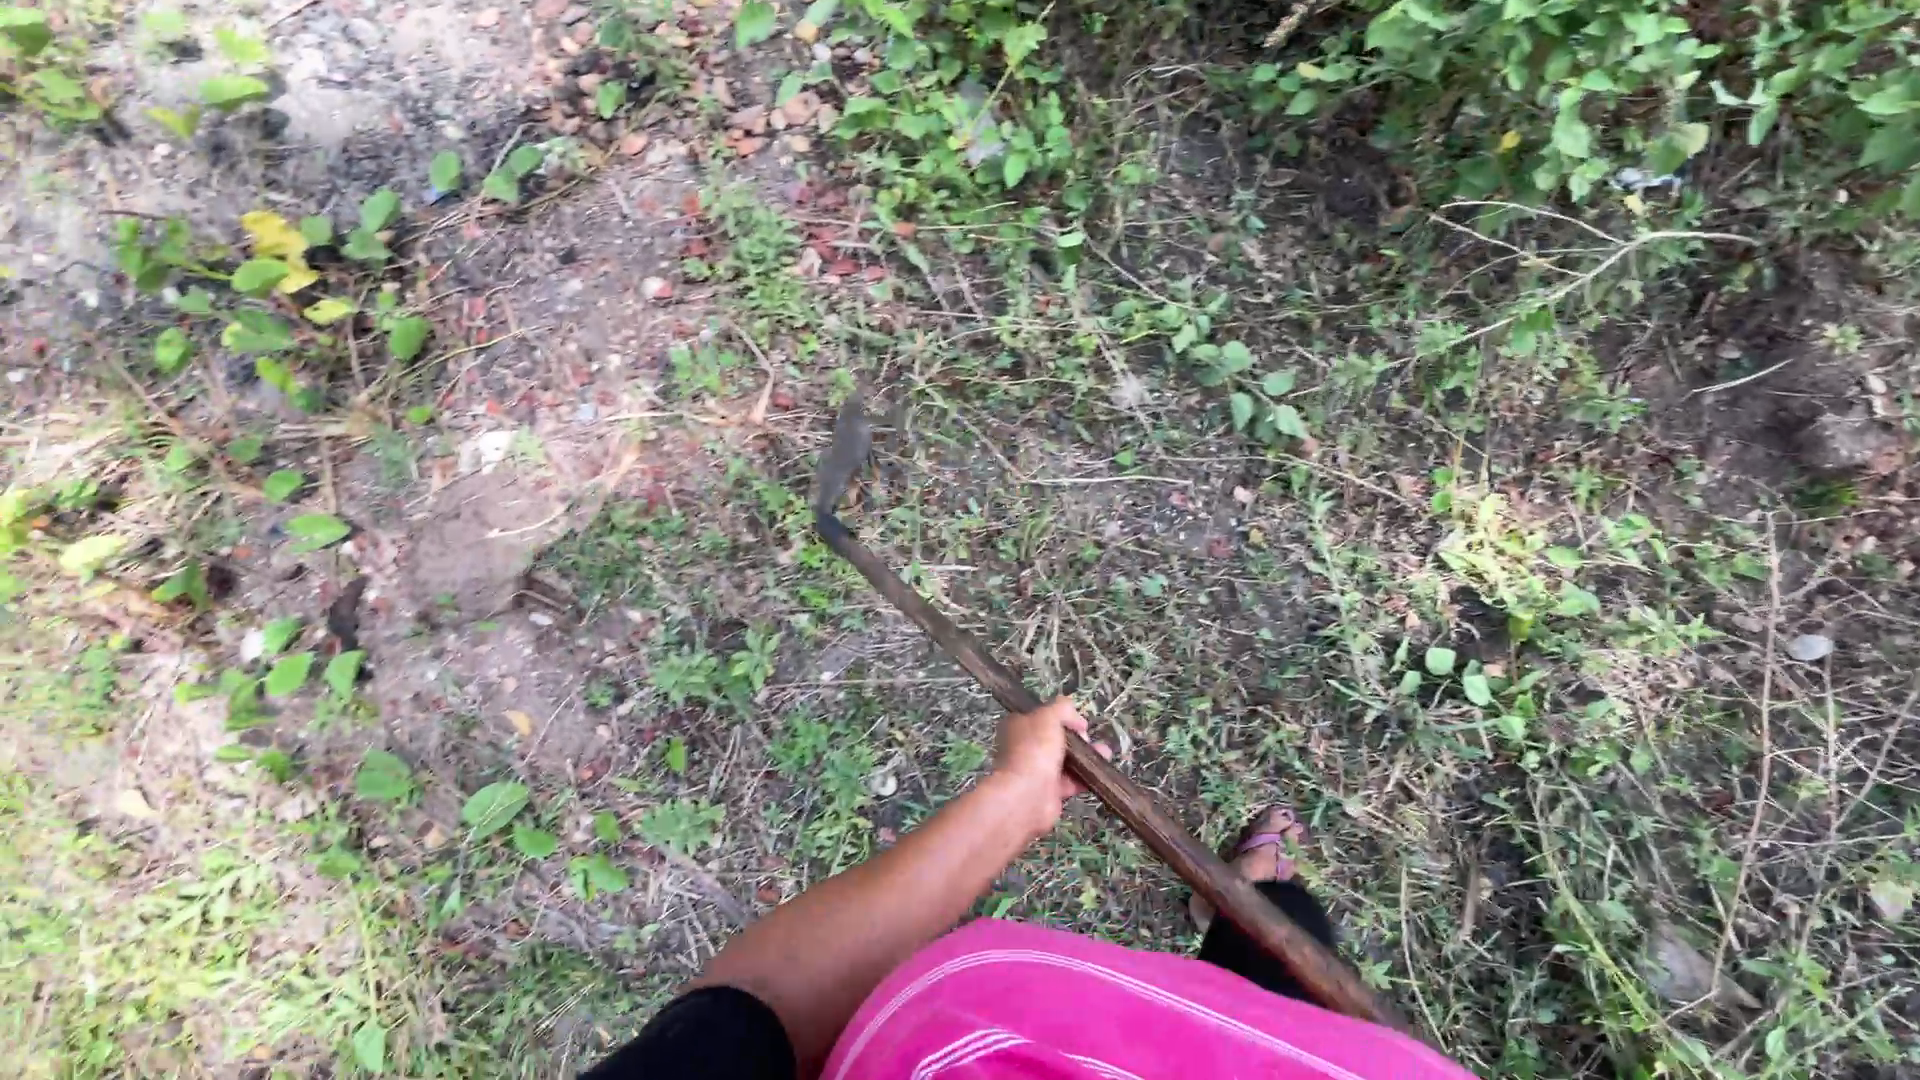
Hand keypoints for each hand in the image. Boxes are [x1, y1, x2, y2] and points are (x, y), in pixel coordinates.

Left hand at [989, 697, 1108, 837]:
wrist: (1026, 796)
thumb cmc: (1034, 749)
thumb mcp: (1048, 717)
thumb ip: (1062, 709)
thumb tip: (1076, 718)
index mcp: (1019, 726)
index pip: (1043, 716)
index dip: (1062, 717)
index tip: (1079, 723)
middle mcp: (1025, 747)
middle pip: (1056, 738)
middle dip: (1078, 738)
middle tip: (1089, 739)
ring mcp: (1037, 770)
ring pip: (1066, 760)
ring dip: (1086, 757)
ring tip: (1104, 754)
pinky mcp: (1049, 791)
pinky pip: (1070, 781)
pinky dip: (1084, 777)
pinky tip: (1099, 773)